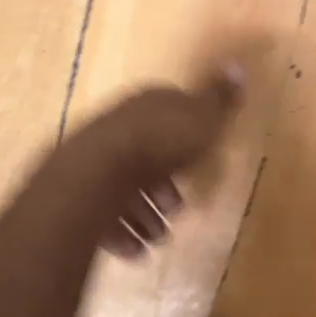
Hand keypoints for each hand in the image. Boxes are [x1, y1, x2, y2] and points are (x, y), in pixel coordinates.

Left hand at [61, 65, 243, 258]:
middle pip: (148, 154)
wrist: (97, 174)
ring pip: (125, 185)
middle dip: (164, 184)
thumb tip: (237, 66)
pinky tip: (135, 251)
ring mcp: (96, 158)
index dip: (187, 141)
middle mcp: (121, 125)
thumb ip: (220, 100)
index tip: (201, 165)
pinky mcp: (78, 190)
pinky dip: (121, 232)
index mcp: (150, 105)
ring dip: (144, 213)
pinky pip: (104, 211)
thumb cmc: (160, 145)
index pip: (171, 115)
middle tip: (179, 209)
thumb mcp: (204, 119)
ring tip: (158, 237)